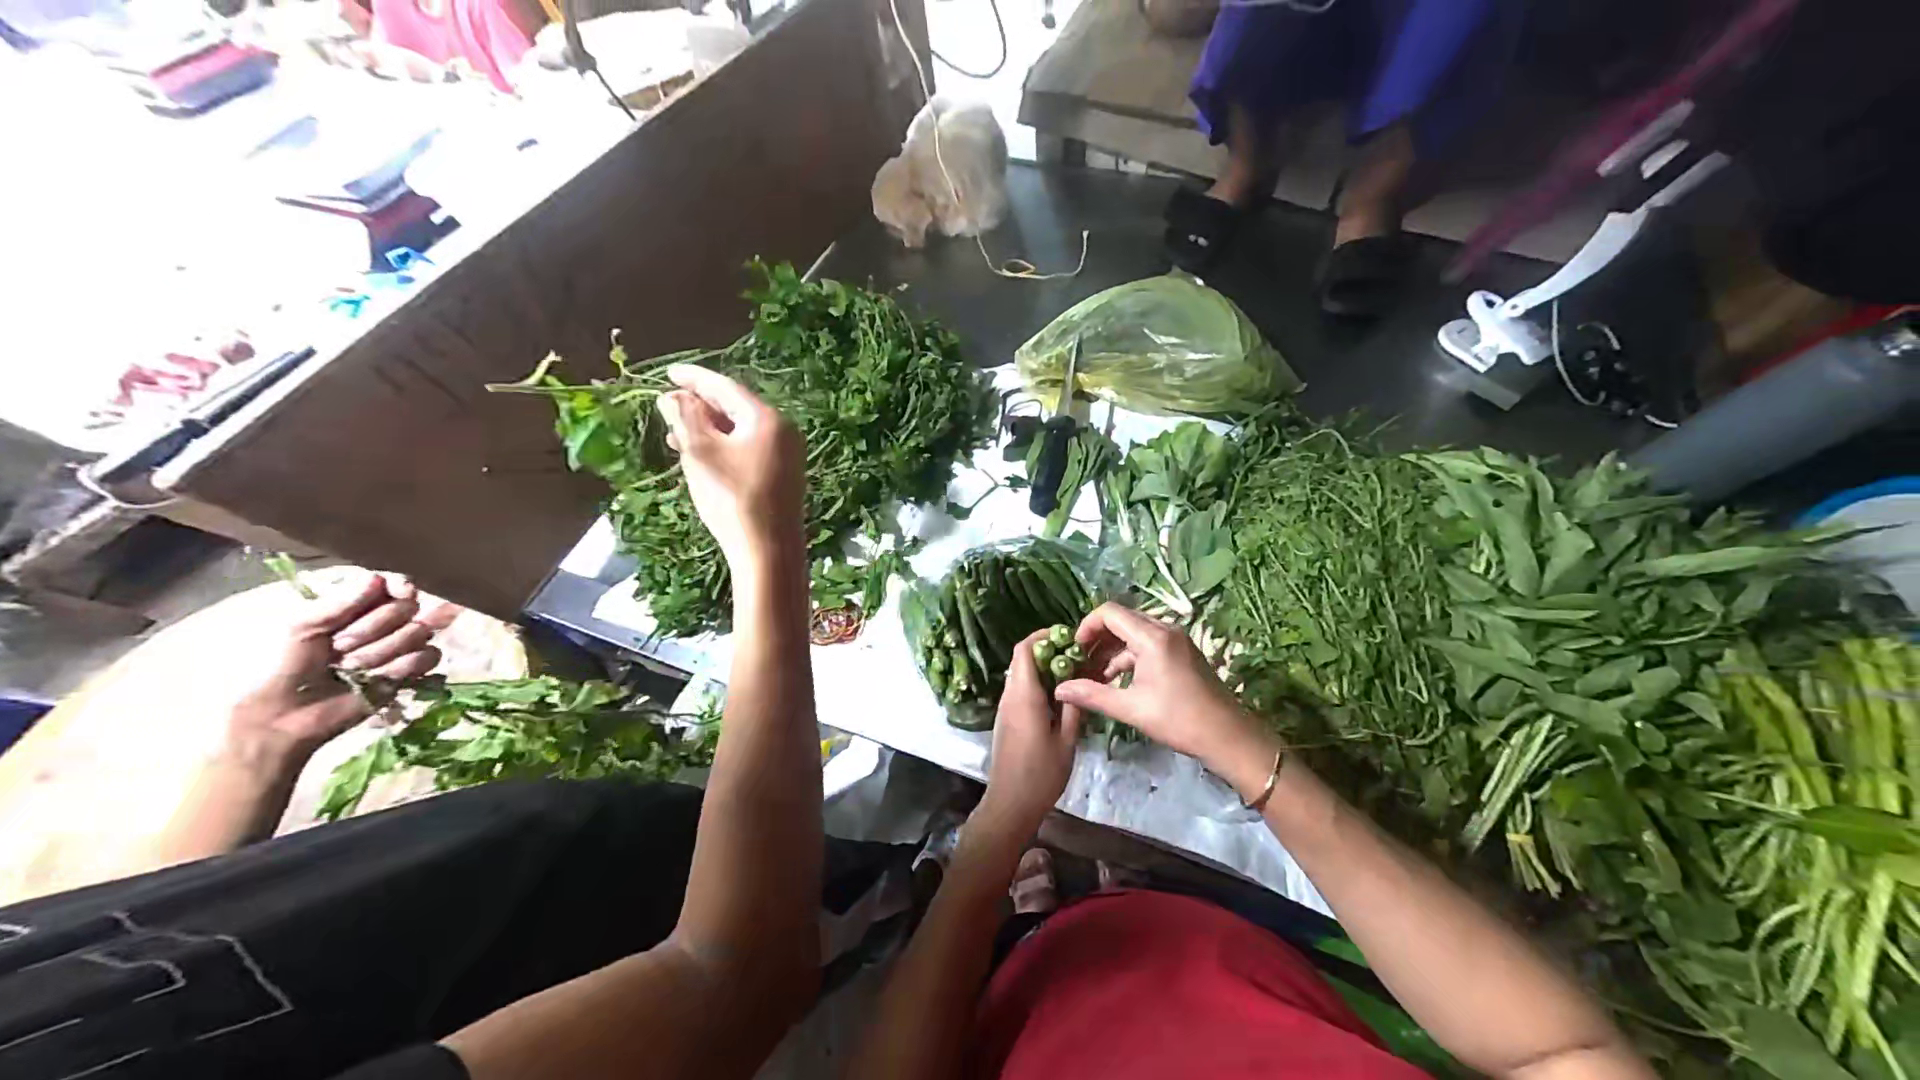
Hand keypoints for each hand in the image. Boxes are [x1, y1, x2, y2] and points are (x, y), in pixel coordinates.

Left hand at [229, 572, 455, 760]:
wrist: (282, 717)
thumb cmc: (279, 666)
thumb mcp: (300, 627)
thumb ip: (340, 602)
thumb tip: (379, 578)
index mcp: (354, 605)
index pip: (393, 582)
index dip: (401, 585)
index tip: (401, 590)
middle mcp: (382, 620)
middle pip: (407, 608)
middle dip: (375, 628)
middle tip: (339, 647)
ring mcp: (399, 645)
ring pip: (418, 633)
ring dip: (382, 653)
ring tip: (351, 668)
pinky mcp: (410, 670)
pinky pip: (428, 657)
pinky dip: (404, 667)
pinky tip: (380, 678)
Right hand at [655, 364, 804, 569]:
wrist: (768, 551)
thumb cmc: (733, 499)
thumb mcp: (700, 454)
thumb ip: (685, 418)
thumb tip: (674, 396)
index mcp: (767, 419)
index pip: (726, 387)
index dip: (694, 378)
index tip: (669, 372)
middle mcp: (784, 431)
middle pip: (736, 407)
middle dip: (700, 406)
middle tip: (668, 404)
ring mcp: (788, 454)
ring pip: (741, 430)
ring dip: (709, 429)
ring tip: (676, 434)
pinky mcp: (784, 475)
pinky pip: (750, 448)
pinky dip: (725, 446)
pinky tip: (702, 456)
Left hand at [977, 628, 1083, 839]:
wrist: (1010, 803)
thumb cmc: (1041, 774)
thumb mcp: (1066, 740)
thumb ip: (1073, 707)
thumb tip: (1080, 680)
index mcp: (1023, 696)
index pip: (1024, 650)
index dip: (1043, 636)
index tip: (1068, 636)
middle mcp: (1009, 696)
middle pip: (1022, 659)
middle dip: (1047, 650)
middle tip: (1077, 654)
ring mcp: (1005, 708)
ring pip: (1020, 674)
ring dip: (1042, 667)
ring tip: (1074, 673)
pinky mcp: (1007, 719)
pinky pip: (1020, 690)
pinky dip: (1037, 684)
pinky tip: (1060, 695)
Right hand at [1053, 603, 1278, 795]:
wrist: (1229, 736)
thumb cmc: (1180, 720)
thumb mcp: (1131, 709)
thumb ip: (1092, 695)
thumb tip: (1059, 689)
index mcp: (1153, 637)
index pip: (1109, 613)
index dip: (1086, 627)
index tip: (1073, 650)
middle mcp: (1165, 630)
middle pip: (1121, 619)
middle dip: (1097, 639)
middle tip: (1079, 662)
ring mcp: (1176, 640)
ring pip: (1133, 632)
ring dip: (1111, 649)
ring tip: (1093, 675)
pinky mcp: (1181, 652)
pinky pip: (1147, 643)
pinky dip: (1128, 656)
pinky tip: (1116, 680)